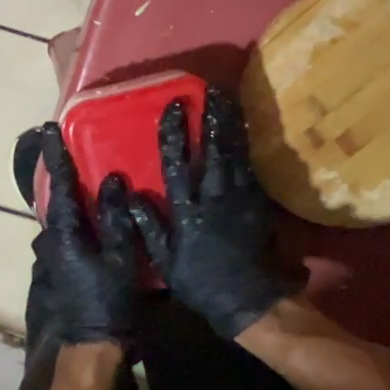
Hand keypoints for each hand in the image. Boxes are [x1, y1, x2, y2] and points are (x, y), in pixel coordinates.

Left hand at [30, 124, 142, 342]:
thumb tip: (112, 179)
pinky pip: (70, 225)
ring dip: (70, 190)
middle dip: (60, 169)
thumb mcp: (119, 257)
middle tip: (66, 142)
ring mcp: (57, 252)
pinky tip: (93, 205)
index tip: (48, 129)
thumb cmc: (109, 300)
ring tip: (84, 168)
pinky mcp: (65, 262)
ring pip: (62, 211)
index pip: (60, 185)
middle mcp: (54, 238)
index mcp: (65, 233)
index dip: (55, 156)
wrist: (95, 342)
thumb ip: (115, 217)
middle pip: (56, 195)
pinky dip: (78, 209)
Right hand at [128, 86, 288, 338]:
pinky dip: (247, 145)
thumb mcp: (164, 259)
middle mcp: (213, 197)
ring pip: (235, 153)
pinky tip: (245, 130)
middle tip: (212, 90)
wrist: (247, 299)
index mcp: (186, 210)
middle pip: (213, 149)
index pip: (177, 162)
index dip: (175, 132)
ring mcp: (239, 198)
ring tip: (229, 99)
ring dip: (232, 124)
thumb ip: (148, 226)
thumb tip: (132, 194)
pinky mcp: (258, 203)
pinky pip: (252, 167)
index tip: (175, 106)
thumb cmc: (199, 281)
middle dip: (211, 117)